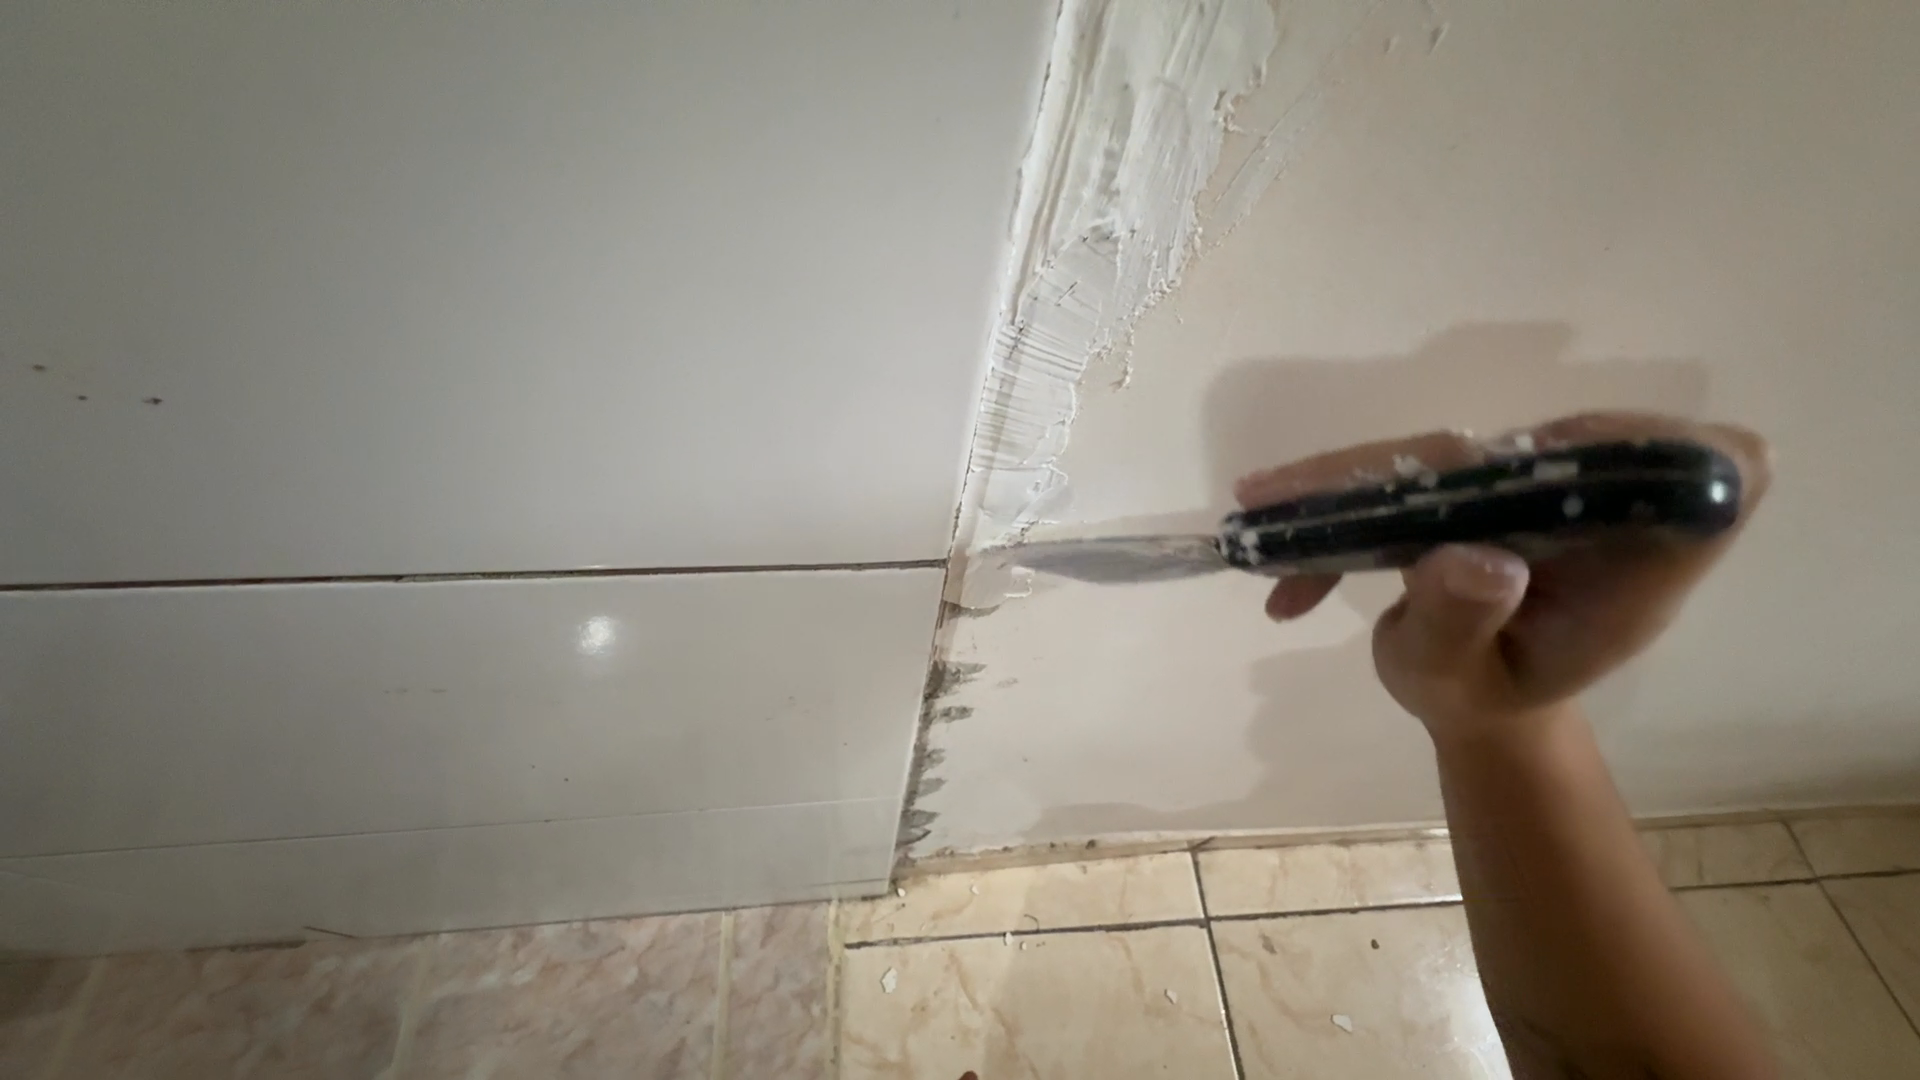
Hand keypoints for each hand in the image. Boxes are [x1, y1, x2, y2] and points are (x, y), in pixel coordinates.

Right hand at [1234, 412, 1770, 742]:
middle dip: (1394, 468)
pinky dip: (1345, 505)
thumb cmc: (1480, 700)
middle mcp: (1593, 514)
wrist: (1472, 697)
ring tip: (1257, 511)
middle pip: (1517, 451)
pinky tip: (1284, 559)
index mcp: (1634, 565)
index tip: (1520, 465)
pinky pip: (1416, 474)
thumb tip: (1471, 556)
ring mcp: (1535, 495)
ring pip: (1450, 456)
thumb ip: (1464, 625)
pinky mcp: (1487, 488)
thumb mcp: (1461, 681)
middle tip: (1283, 494)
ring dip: (1347, 483)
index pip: (1706, 470)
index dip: (1634, 445)